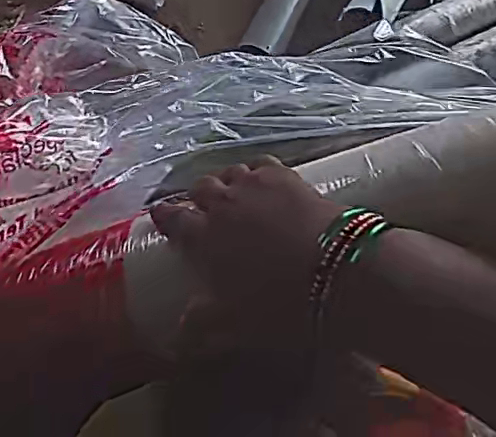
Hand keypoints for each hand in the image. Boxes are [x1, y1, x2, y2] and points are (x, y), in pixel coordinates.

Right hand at [149, 157, 342, 324]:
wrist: (334, 269)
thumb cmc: (280, 304)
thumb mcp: (237, 324)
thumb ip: (203, 325)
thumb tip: (180, 331)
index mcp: (204, 236)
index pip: (173, 218)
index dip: (165, 215)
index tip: (161, 215)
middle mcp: (222, 202)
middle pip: (201, 187)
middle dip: (198, 196)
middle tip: (204, 210)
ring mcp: (252, 182)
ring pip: (229, 171)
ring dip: (226, 182)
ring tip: (233, 195)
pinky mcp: (282, 172)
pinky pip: (259, 163)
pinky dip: (254, 171)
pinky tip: (261, 181)